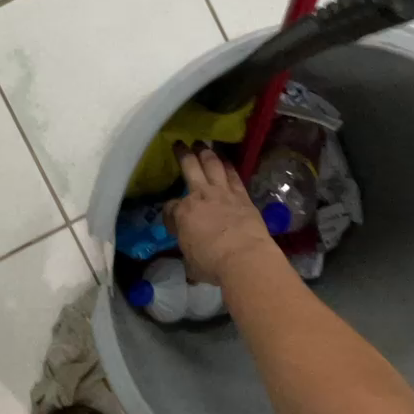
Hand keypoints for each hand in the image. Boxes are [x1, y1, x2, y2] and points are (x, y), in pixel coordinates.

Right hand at [164, 142, 279, 285]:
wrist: (244, 257)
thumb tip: (192, 270)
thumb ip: (190, 258)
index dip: (169, 214)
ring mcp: (222, 193)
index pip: (170, 208)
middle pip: (189, 168)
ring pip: (212, 165)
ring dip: (206, 152)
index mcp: (182, 214)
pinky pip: (233, 175)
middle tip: (180, 143)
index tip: (172, 221)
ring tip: (202, 144)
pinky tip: (226, 158)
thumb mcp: (192, 264)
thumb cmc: (212, 264)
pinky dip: (228, 165)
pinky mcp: (242, 196)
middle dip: (183, 155)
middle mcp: (200, 197)